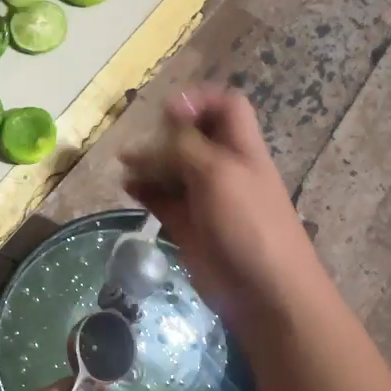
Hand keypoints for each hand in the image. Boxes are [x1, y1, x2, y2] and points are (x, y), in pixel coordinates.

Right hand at [123, 85, 324, 327]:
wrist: (263, 290)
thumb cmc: (249, 225)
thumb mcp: (218, 173)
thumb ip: (186, 145)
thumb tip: (161, 123)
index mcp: (241, 148)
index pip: (225, 107)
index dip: (199, 100)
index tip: (168, 112)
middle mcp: (223, 167)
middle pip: (192, 136)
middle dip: (165, 133)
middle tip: (143, 143)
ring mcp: (203, 197)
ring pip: (171, 167)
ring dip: (149, 161)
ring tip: (126, 164)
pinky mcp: (186, 224)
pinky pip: (160, 198)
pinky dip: (143, 189)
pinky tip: (128, 188)